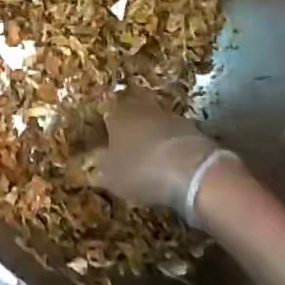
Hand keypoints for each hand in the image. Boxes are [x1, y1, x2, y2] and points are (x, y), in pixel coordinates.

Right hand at [86, 94, 233, 223]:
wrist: (193, 170)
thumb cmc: (141, 169)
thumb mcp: (111, 176)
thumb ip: (99, 167)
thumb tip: (90, 162)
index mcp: (116, 113)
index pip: (104, 114)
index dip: (103, 129)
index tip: (102, 144)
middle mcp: (141, 108)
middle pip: (131, 116)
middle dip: (129, 132)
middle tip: (126, 152)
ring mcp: (169, 116)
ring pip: (154, 125)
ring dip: (152, 139)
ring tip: (151, 162)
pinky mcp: (193, 129)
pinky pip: (175, 138)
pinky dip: (172, 149)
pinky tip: (172, 166)